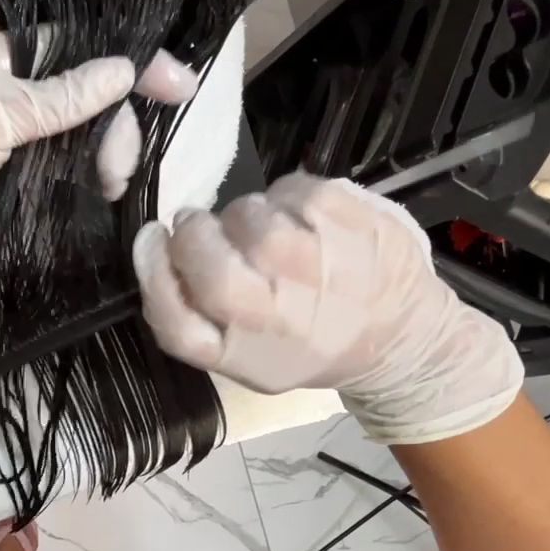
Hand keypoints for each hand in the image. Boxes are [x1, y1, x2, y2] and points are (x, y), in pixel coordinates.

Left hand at [0, 32, 198, 314]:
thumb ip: (59, 98)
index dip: (131, 64)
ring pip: (79, 133)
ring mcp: (11, 131)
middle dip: (114, 127)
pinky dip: (82, 175)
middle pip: (88, 94)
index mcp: (4, 57)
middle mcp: (11, 87)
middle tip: (117, 173)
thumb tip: (123, 68)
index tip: (178, 87)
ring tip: (106, 189)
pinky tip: (96, 192)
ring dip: (102, 156)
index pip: (81, 47)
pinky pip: (60, 163)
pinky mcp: (9, 169)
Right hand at [133, 173, 523, 443]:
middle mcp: (269, 305)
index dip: (151, 267)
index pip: (170, 309)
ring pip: (243, 210)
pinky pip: (285, 188)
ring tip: (270, 241)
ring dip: (244, 218)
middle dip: (194, 231)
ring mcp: (308, 255)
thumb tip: (154, 252)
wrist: (398, 336)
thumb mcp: (239, 362)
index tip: (153, 240)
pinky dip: (285, 200)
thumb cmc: (305, 349)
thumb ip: (189, 321)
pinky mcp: (342, 214)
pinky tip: (302, 226)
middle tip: (210, 234)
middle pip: (199, 245)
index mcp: (238, 347)